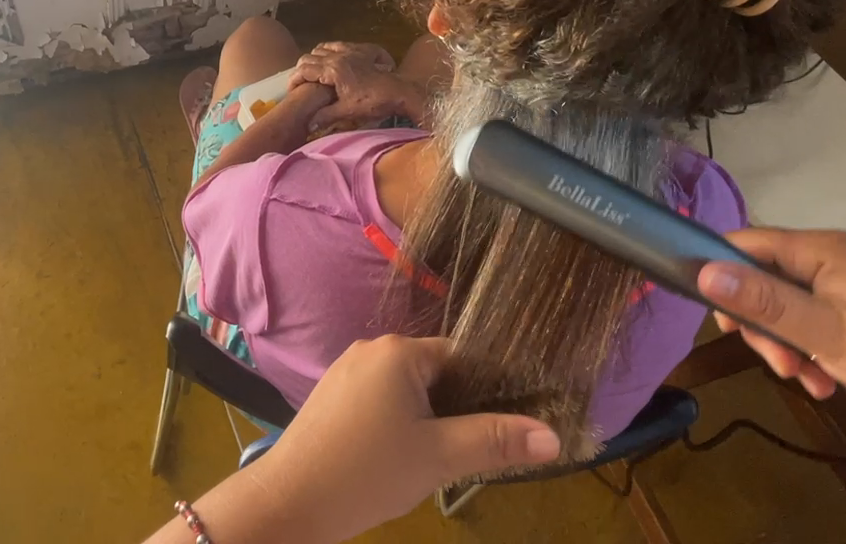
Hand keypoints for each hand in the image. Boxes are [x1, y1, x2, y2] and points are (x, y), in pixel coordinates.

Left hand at [240, 336, 560, 542]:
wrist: (292, 497)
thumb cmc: (369, 470)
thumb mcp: (438, 457)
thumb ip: (494, 441)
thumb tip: (552, 435)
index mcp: (399, 351)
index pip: (459, 356)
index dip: (488, 386)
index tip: (513, 417)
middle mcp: (372, 348)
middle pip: (432, 370)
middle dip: (457, 405)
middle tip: (477, 447)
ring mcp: (347, 369)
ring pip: (405, 386)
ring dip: (427, 415)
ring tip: (442, 455)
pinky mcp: (333, 393)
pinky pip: (380, 396)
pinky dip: (399, 418)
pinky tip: (403, 453)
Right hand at [289, 42, 413, 129]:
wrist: (399, 92)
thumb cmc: (373, 102)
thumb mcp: (347, 112)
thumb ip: (325, 116)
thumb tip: (309, 124)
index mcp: (332, 70)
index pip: (303, 69)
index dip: (294, 80)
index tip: (292, 91)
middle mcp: (338, 56)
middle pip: (309, 57)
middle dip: (302, 70)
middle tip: (302, 85)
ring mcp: (350, 50)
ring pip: (322, 48)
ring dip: (315, 59)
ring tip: (315, 74)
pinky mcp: (360, 50)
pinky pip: (337, 45)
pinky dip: (329, 51)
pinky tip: (333, 63)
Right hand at [698, 228, 845, 443]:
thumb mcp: (828, 335)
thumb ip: (764, 301)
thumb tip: (702, 270)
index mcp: (826, 249)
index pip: (747, 244)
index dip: (723, 277)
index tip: (725, 324)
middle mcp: (845, 252)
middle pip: (774, 275)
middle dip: (765, 322)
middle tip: (779, 367)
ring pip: (803, 299)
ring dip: (794, 340)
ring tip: (810, 382)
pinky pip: (834, 311)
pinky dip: (824, 342)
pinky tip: (833, 379)